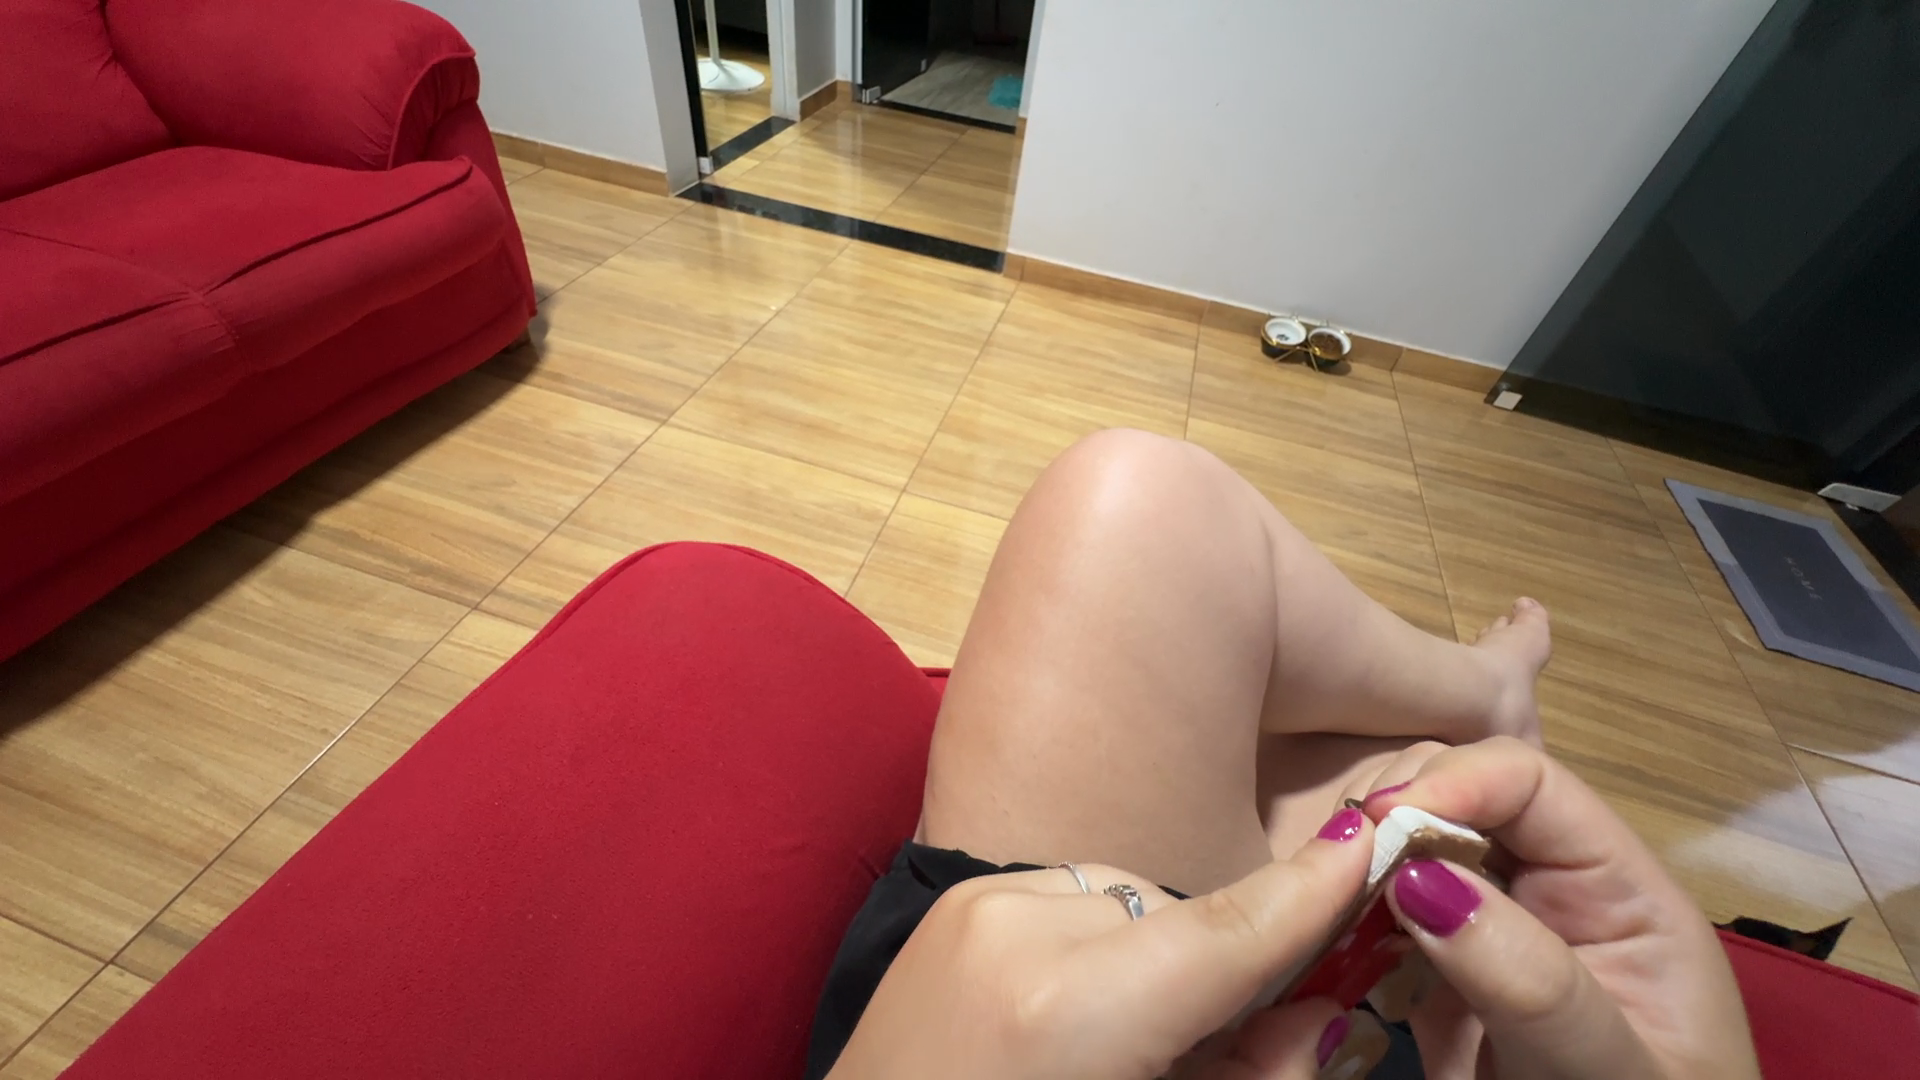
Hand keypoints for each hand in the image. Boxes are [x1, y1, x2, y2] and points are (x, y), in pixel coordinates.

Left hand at [826, 819, 1375, 1079]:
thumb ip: (1242, 1078)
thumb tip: (1317, 1016)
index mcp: (1064, 1006)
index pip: (1220, 933)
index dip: (1304, 892)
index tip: (1364, 844)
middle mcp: (1016, 921)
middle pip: (1173, 913)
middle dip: (1212, 961)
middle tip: (1206, 1036)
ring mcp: (974, 896)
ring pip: (1120, 894)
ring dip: (1146, 945)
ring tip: (1115, 1028)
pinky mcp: (951, 895)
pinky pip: (1065, 895)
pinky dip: (1092, 934)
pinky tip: (1062, 998)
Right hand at [1364, 736, 1759, 1079]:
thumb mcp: (1609, 1072)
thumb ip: (1532, 980)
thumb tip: (1419, 878)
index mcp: (1614, 888)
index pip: (1529, 781)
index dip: (1454, 779)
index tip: (1381, 819)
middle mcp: (1542, 879)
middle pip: (1454, 783)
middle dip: (1393, 804)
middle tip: (1345, 855)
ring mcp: (1480, 908)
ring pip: (1405, 824)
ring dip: (1360, 840)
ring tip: (1333, 885)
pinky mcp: (1428, 942)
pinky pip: (1375, 883)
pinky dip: (1341, 884)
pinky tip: (1326, 909)